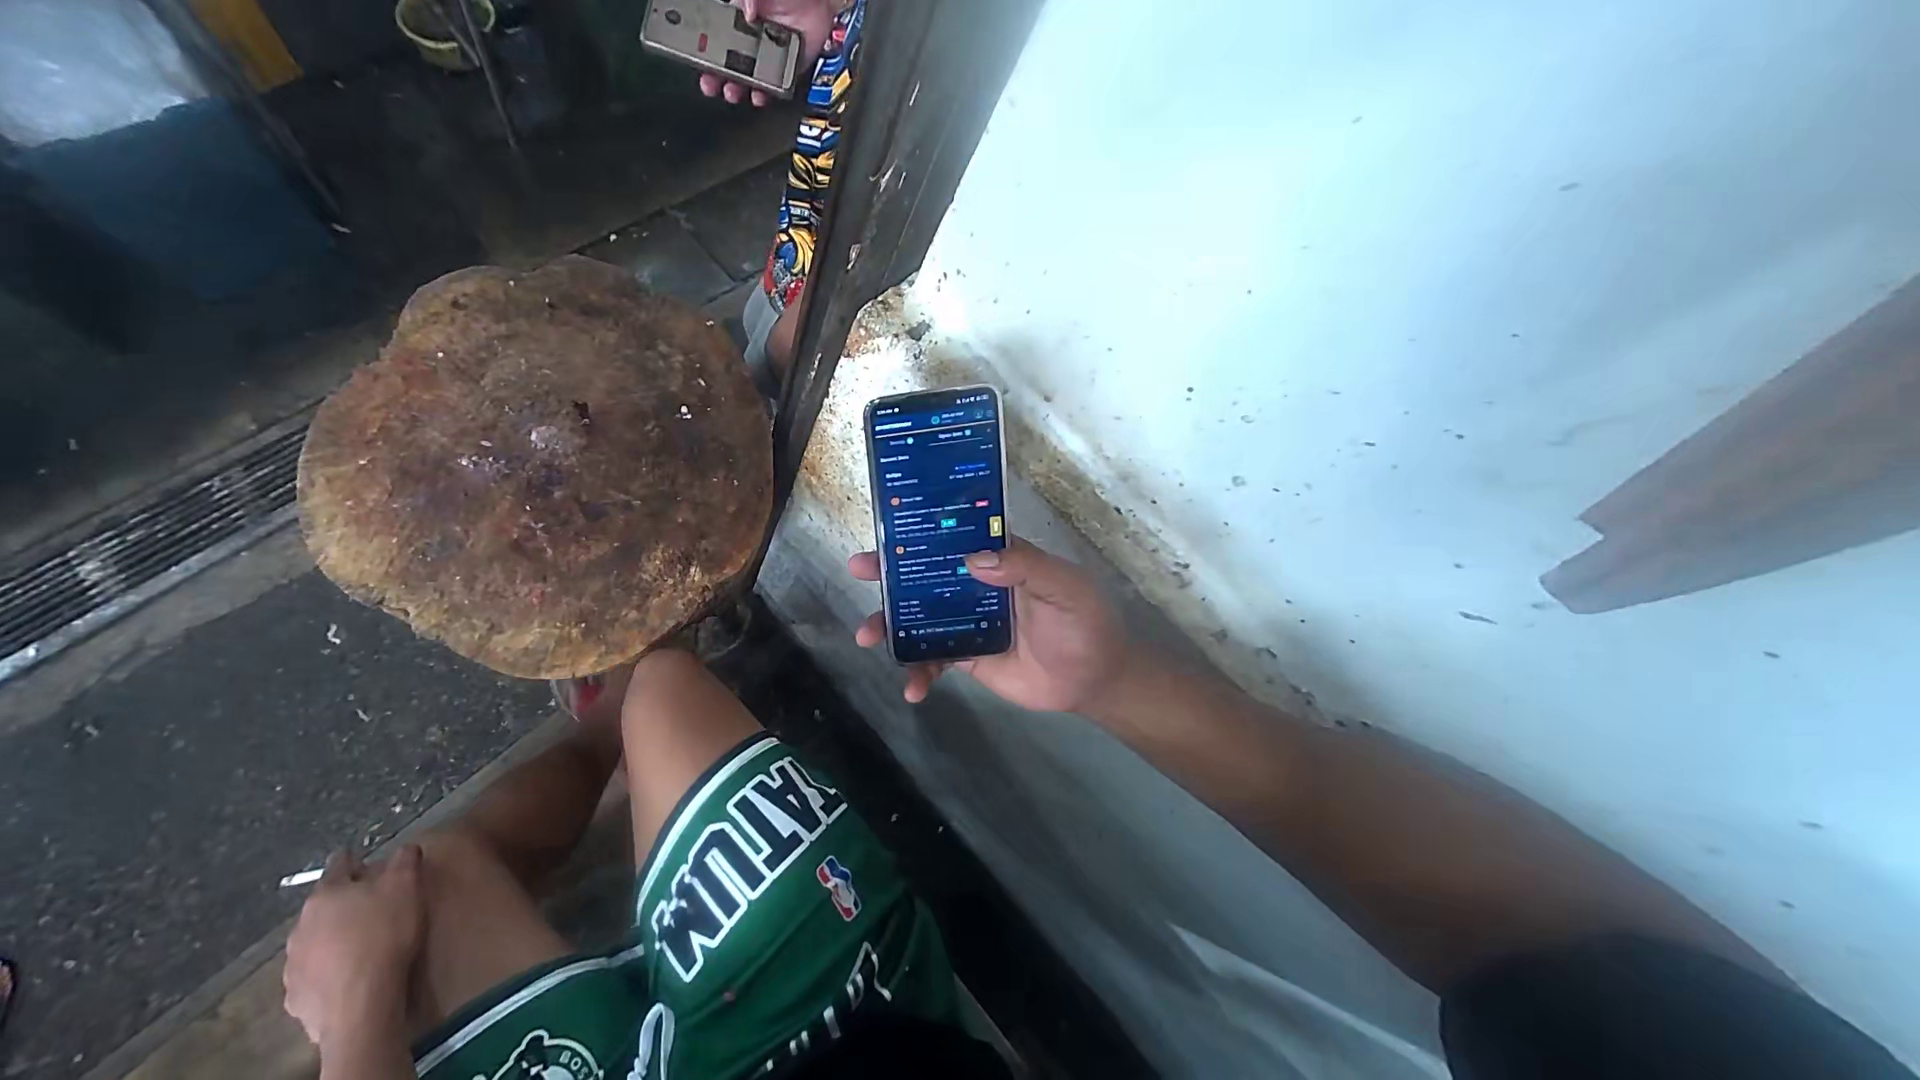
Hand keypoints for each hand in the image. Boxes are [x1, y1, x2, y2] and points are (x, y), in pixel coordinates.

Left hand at [284, 846, 424, 1051]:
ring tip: (362, 941)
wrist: (359, 1002)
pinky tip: (350, 973)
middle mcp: (301, 925)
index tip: (367, 860)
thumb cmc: (385, 933)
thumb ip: (404, 861)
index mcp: (326, 895)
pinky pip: (314, 971)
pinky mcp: (295, 994)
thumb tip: (403, 847)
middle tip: (374, 904)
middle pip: (325, 904)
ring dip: (334, 935)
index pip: (339, 864)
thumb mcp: (407, 886)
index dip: (355, 859)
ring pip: (316, 938)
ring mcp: (293, 963)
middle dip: (346, 901)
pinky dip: (329, 967)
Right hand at [698, 0, 838, 106]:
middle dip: (716, 75)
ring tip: (732, 91)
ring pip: (750, 78)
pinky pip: (777, 87)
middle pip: (729, 62)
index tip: (696, 58)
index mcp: (738, 16)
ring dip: (739, 88)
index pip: (715, 36)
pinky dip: (768, 94)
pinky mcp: (789, 67)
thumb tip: (747, 12)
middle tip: (710, 83)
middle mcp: (752, 37)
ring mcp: (770, 54)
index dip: (703, 49)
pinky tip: (760, 95)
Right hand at [849, 536, 1129, 711]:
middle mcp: (976, 586)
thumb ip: (1026, 567)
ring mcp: (968, 623)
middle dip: (889, 574)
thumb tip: (973, 559)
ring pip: (920, 619)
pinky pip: (934, 661)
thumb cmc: (1085, 623)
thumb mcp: (1064, 588)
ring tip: (868, 637)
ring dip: (891, 626)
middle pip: (925, 575)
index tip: (888, 530)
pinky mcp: (968, 657)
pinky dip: (919, 674)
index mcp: (999, 560)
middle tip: (859, 570)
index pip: (954, 539)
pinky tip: (912, 689)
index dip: (921, 532)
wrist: (1093, 680)